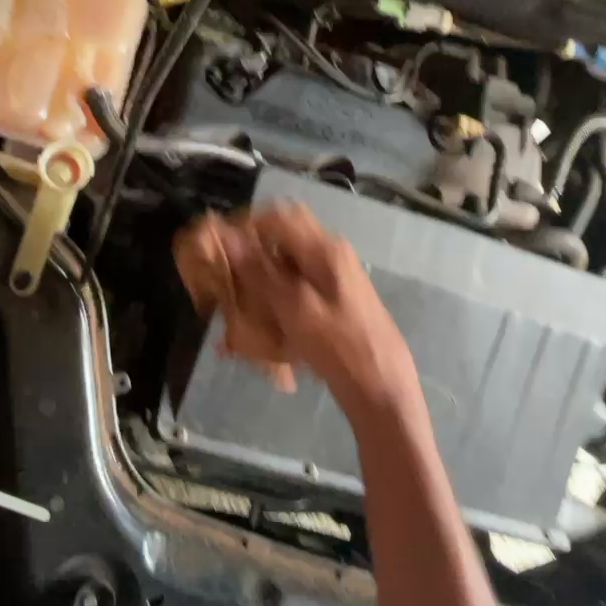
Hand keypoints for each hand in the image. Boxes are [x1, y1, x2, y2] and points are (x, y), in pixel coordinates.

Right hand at [177, 202, 415, 416]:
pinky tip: (260, 332)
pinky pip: (295, 289)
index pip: (279, 216)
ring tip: (240, 311)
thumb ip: (260, 272)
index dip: (246, 227)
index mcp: (324, 250)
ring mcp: (333, 278)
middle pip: (281, 240)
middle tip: (229, 281)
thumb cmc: (341, 347)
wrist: (383, 390)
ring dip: (260, 282)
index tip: (222, 251)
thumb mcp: (296, 310)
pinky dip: (274, 303)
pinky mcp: (333, 300)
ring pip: (285, 265)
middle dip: (251, 257)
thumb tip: (228, 237)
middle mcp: (329, 256)